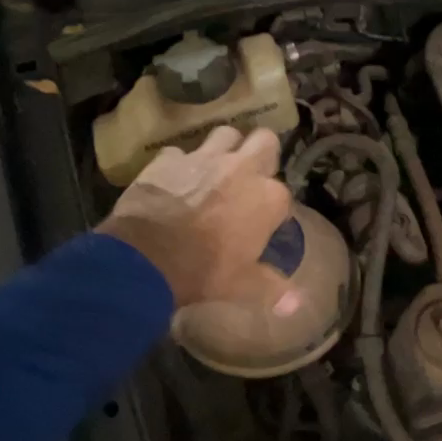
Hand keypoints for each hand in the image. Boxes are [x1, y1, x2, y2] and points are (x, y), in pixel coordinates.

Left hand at [96, 126, 296, 311]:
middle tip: (249, 175)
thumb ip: (273, 289)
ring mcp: (204, 159)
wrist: (145, 259)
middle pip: (264, 140)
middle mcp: (242, 169)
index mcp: (268, 198)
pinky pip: (180, 152)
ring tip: (215, 168)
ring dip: (224, 147)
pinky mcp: (169, 159)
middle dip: (260, 152)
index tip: (263, 222)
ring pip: (224, 134)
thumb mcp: (243, 286)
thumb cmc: (204, 272)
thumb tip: (297, 306)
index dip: (273, 207)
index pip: (282, 194)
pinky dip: (180, 163)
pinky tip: (175, 180)